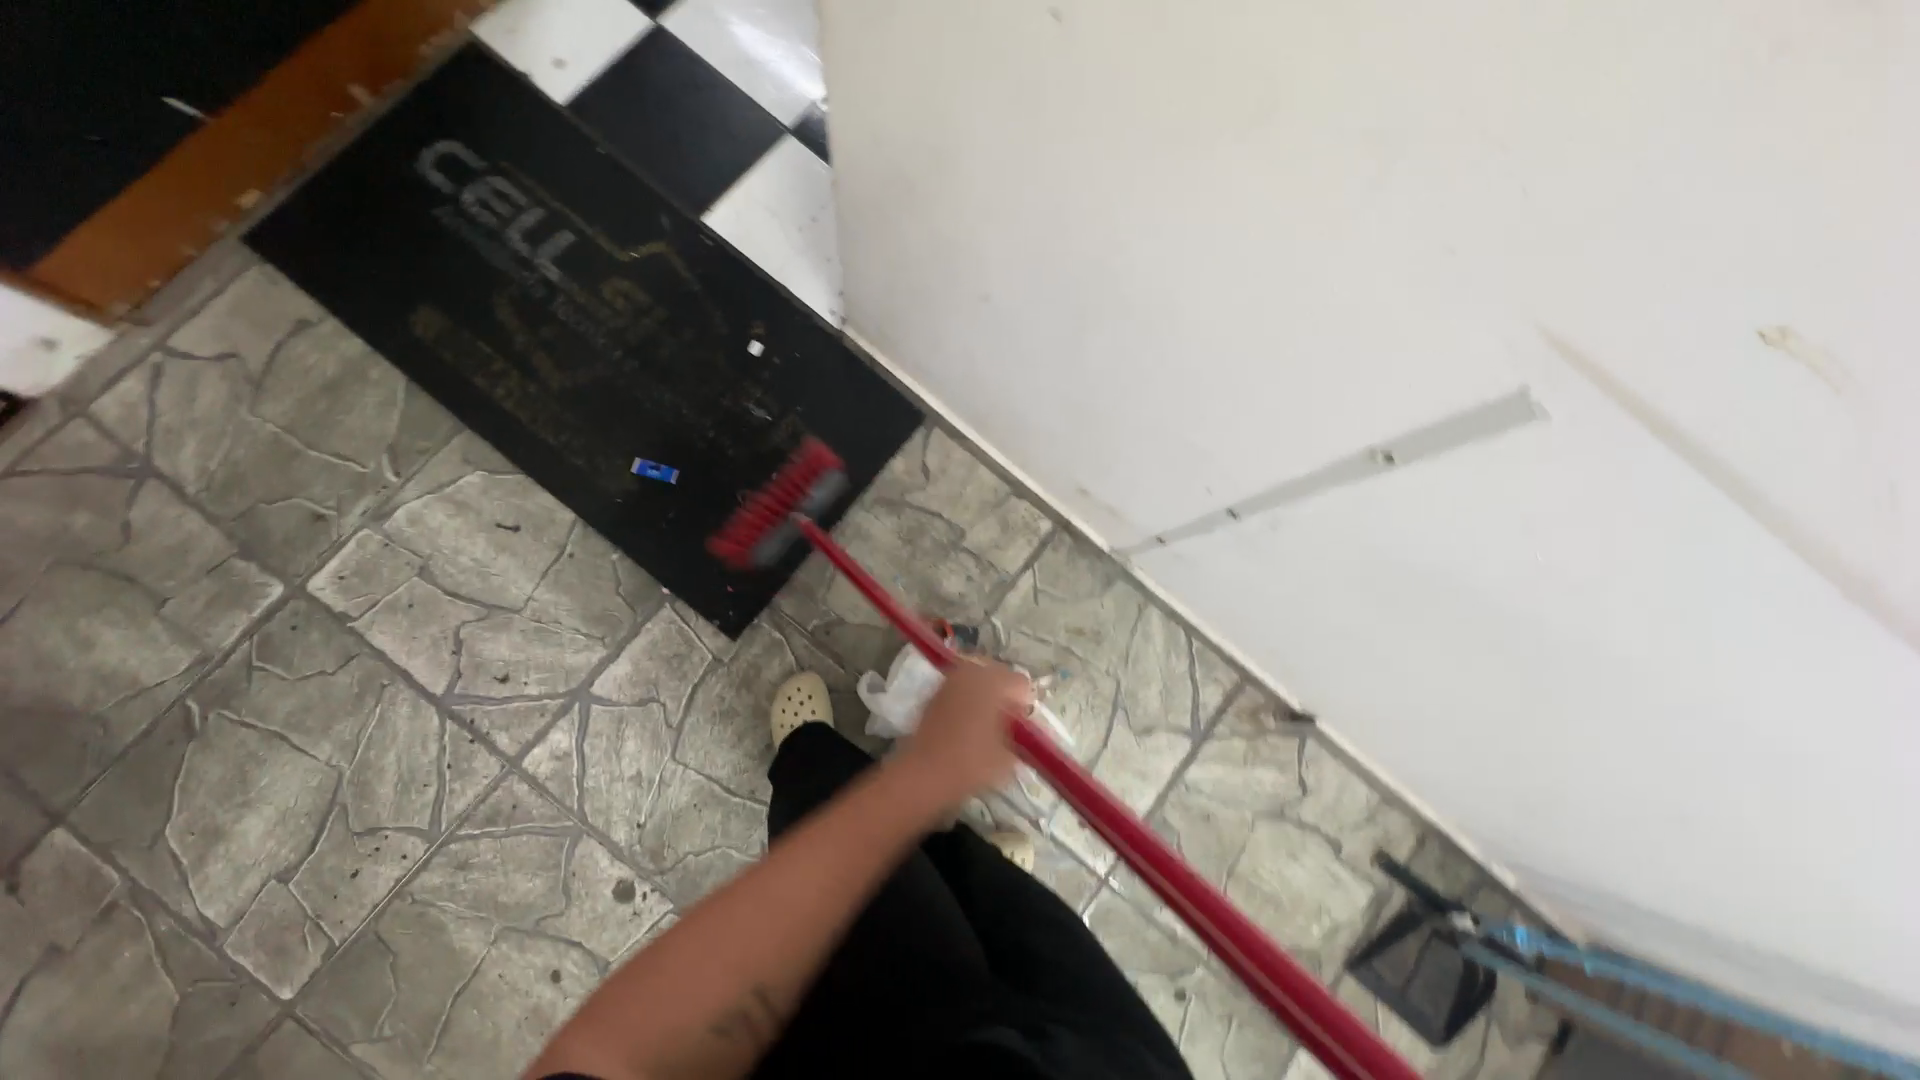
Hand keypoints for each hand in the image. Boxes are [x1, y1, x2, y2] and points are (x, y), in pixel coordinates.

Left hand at [893, 660, 1029, 813]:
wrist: (923, 773)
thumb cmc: (969, 764)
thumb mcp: (1007, 756)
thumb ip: (1020, 736)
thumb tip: (1020, 727)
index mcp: (993, 684)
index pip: (1020, 681)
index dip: (1024, 701)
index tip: (1022, 722)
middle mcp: (971, 674)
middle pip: (997, 672)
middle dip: (1005, 690)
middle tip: (1008, 716)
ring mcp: (950, 681)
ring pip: (976, 675)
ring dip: (986, 690)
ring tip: (988, 716)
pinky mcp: (934, 693)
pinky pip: (959, 686)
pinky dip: (968, 696)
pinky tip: (968, 719)